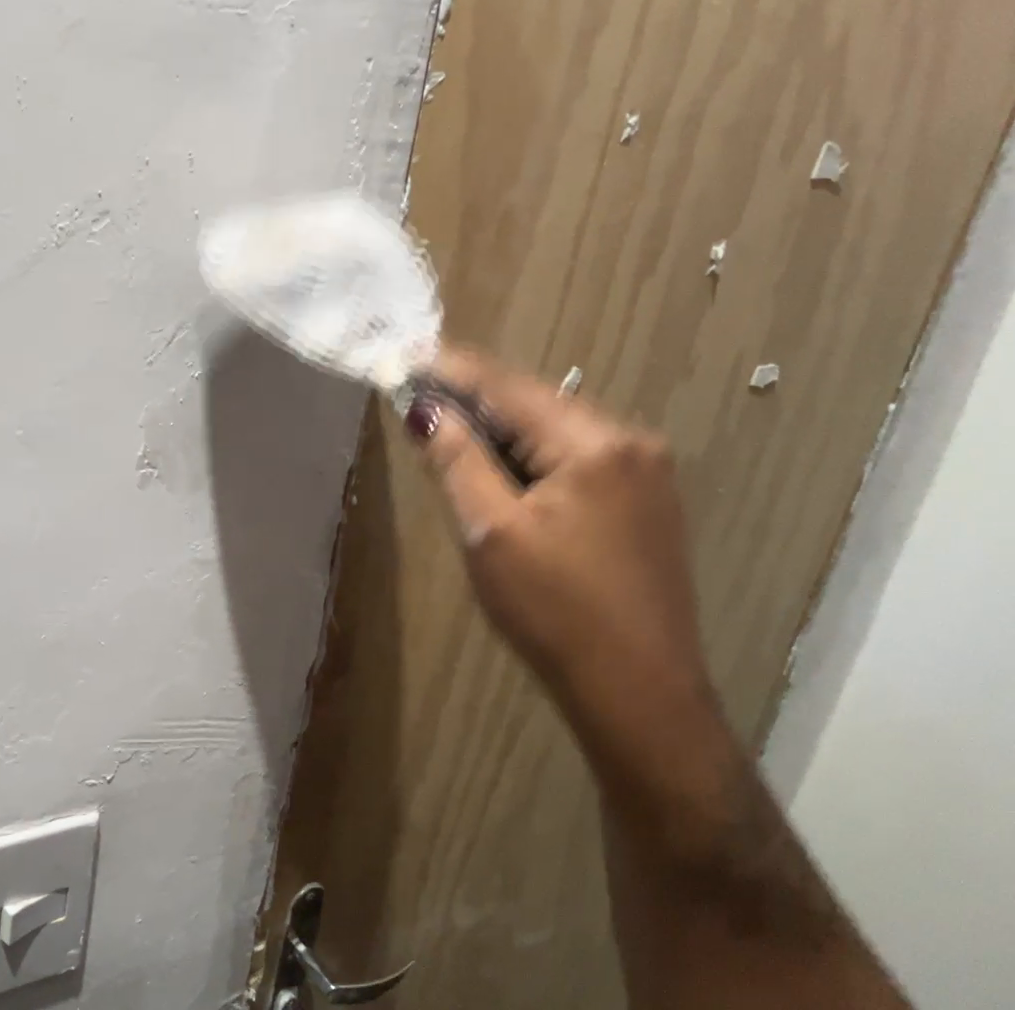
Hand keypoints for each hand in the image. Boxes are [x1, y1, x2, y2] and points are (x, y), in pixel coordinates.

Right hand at [404, 348, 707, 698]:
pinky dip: (527, 460)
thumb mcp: (490, 531)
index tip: (404, 356)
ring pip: (553, 434)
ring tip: (443, 437)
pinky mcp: (642, 506)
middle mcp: (630, 443)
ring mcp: (644, 475)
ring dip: (497, 433)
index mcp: (596, 443)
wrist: (637, 691)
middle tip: (413, 401)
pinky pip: (573, 462)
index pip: (509, 386)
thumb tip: (424, 410)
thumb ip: (457, 461)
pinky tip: (495, 474)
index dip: (452, 370)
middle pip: (535, 405)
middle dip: (472, 402)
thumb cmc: (554, 609)